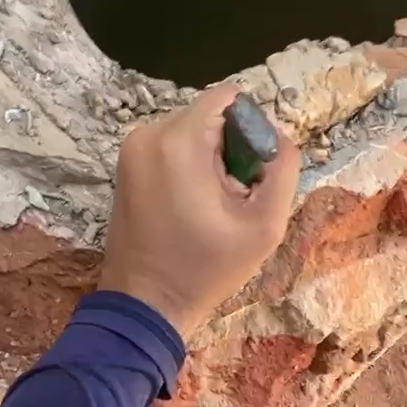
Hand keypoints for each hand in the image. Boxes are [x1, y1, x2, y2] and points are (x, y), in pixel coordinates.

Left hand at [99, 84, 301, 334]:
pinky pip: (168, 152)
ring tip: (208, 210)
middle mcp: (147, 134)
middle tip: (230, 201)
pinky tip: (188, 210)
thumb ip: (283, 168)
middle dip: (229, 151)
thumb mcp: (264, 226)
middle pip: (209, 117)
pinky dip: (186, 172)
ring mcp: (130, 151)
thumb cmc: (204, 271)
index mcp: (177, 140)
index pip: (230, 98)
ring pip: (189, 135)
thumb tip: (277, 135)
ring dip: (208, 164)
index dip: (252, 131)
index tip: (250, 176)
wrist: (144, 308)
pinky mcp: (124, 169)